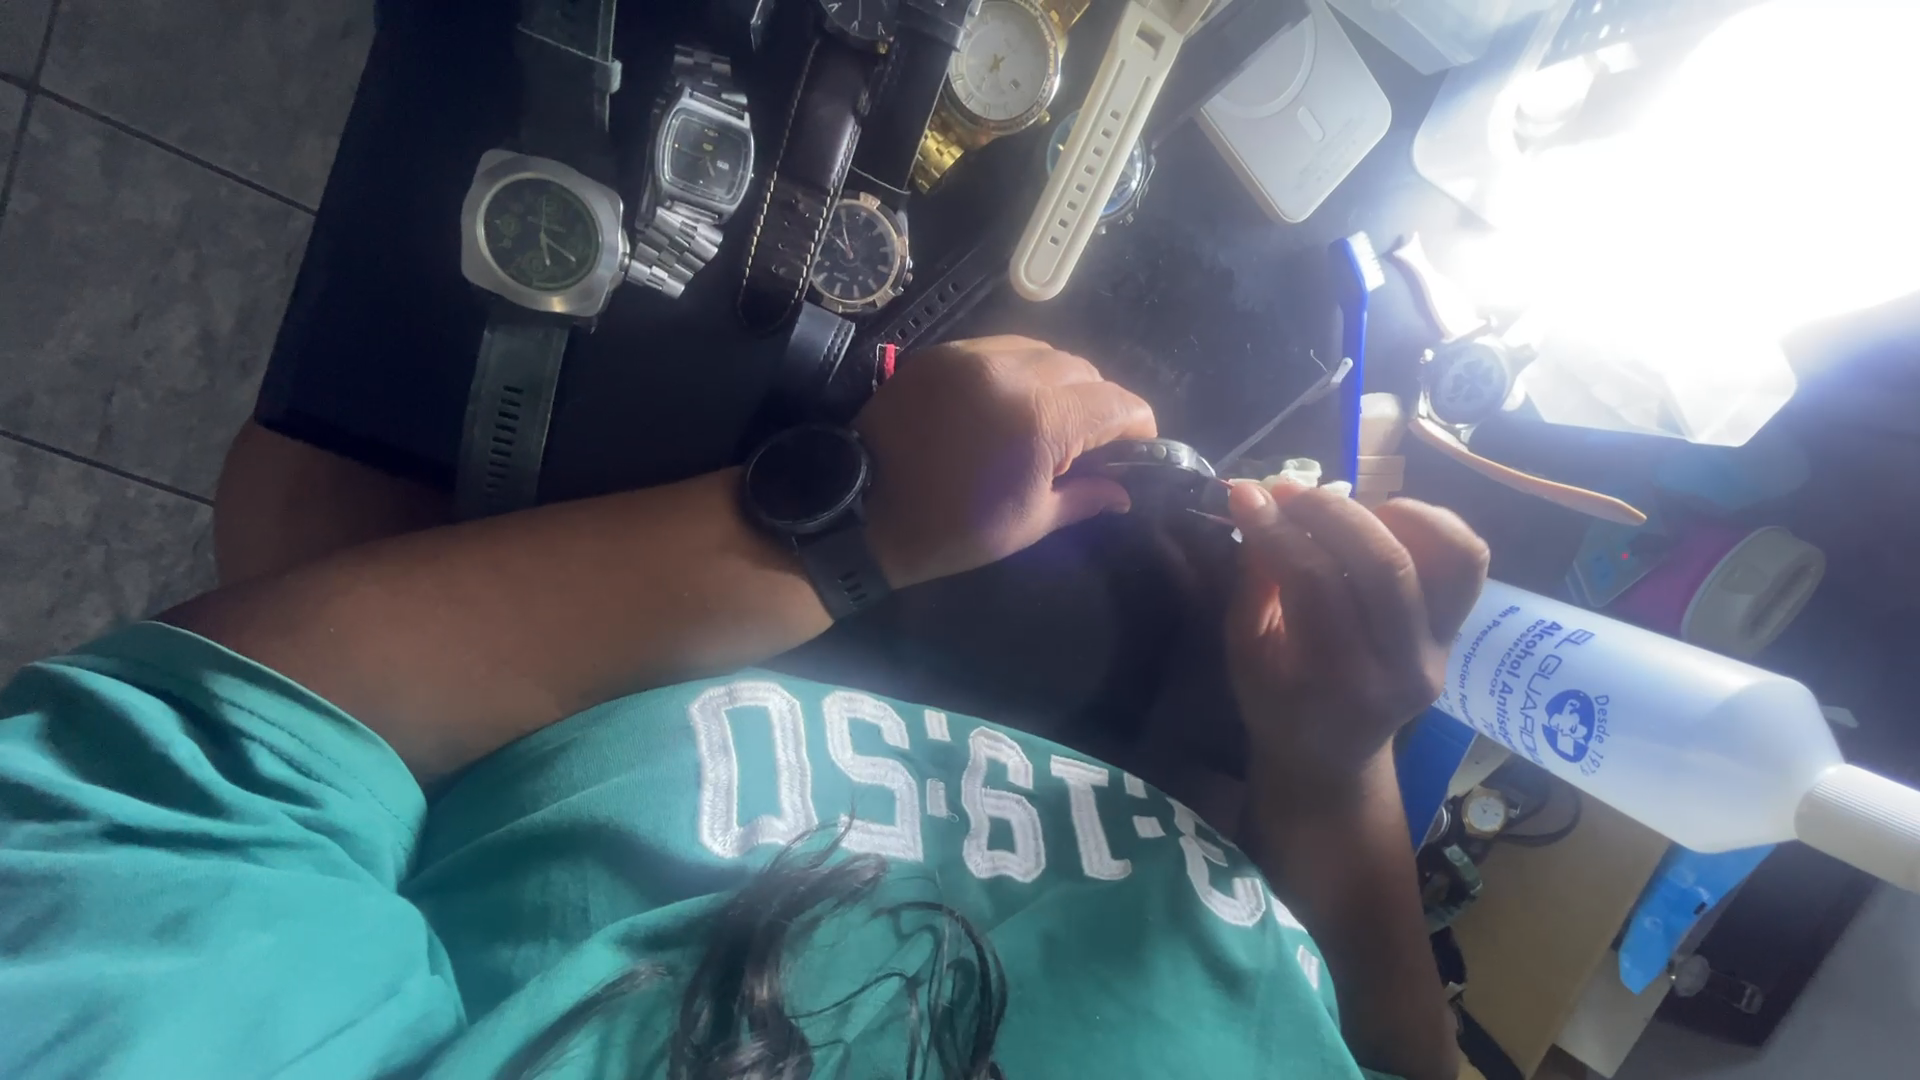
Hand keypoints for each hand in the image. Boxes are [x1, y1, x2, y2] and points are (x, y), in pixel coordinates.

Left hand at [855, 335, 1156, 587]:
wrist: (860, 512)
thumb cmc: (949, 530)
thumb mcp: (1027, 523)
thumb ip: (1084, 496)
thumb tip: (1123, 491)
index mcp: (1042, 419)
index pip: (1119, 404)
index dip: (1138, 428)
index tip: (1134, 451)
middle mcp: (1013, 371)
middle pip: (1085, 371)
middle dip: (1096, 406)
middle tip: (1082, 445)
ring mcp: (972, 355)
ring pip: (1044, 352)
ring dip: (1059, 383)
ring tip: (1043, 421)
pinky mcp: (941, 353)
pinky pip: (1000, 348)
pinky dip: (1017, 371)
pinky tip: (1005, 403)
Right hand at [1225, 481, 1488, 807]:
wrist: (1329, 753)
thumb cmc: (1274, 703)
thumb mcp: (1244, 648)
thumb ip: (1254, 579)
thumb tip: (1256, 504)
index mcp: (1336, 680)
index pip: (1314, 583)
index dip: (1277, 529)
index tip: (1245, 495)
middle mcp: (1403, 666)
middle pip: (1384, 565)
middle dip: (1329, 511)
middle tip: (1287, 491)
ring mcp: (1441, 647)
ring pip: (1449, 557)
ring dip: (1391, 513)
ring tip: (1343, 508)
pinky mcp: (1458, 630)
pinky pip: (1465, 561)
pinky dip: (1428, 524)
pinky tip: (1380, 520)